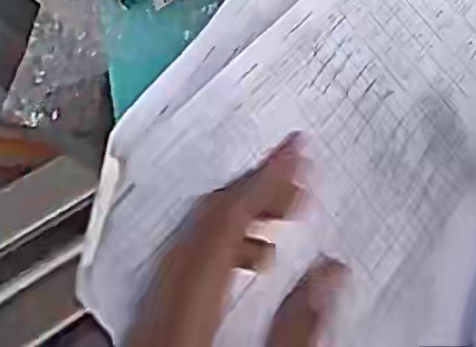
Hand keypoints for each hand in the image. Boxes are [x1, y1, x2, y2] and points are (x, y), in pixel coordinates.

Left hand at [125, 134, 347, 346]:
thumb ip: (298, 329)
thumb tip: (331, 269)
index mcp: (182, 317)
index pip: (223, 224)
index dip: (265, 177)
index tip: (298, 147)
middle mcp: (154, 311)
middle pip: (201, 224)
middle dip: (255, 188)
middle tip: (298, 171)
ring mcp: (143, 321)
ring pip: (188, 242)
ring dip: (238, 215)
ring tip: (281, 212)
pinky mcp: (145, 331)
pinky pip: (181, 266)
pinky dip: (219, 246)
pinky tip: (248, 259)